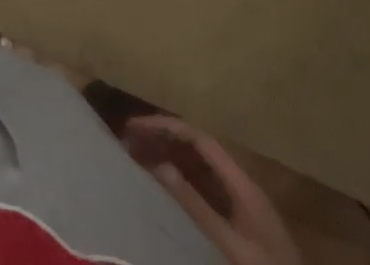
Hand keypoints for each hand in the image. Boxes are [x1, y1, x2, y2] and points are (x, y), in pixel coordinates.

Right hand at [123, 116, 301, 264]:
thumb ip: (195, 206)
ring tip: (136, 157)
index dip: (166, 127)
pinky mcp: (236, 220)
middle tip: (127, 140)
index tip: (134, 127)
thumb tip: (159, 165)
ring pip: (199, 167)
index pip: (201, 140)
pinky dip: (179, 180)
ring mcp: (239, 202)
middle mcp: (241, 185)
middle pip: (199, 149)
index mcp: (242, 183)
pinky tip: (160, 186)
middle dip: (164, 139)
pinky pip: (202, 188)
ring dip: (169, 157)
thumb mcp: (227, 241)